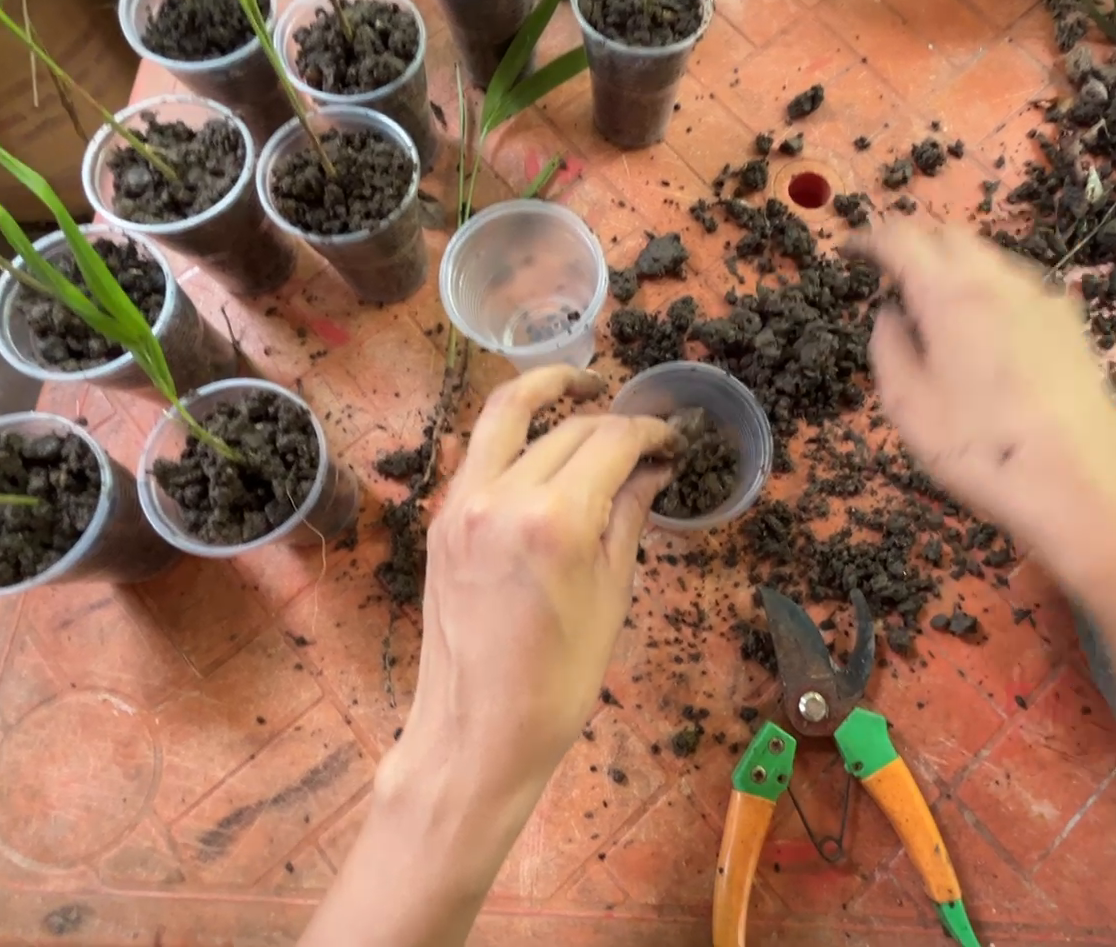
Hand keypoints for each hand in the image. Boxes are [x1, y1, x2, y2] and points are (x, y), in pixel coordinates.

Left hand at [391, 365, 679, 792]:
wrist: (476, 732)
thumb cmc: (560, 679)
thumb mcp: (612, 594)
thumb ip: (629, 515)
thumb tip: (654, 468)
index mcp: (555, 519)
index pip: (611, 442)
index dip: (649, 431)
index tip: (672, 438)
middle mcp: (503, 494)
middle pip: (568, 426)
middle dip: (613, 422)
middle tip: (644, 437)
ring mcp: (463, 501)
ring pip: (509, 415)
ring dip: (549, 390)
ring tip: (585, 384)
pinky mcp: (443, 515)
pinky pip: (482, 449)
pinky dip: (515, 429)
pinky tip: (542, 436)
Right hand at [847, 223, 1115, 596]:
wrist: (1085, 488)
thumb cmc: (980, 449)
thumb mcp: (907, 406)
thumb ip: (888, 346)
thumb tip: (890, 314)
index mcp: (951, 296)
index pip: (902, 239)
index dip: (869, 237)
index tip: (849, 250)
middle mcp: (1000, 282)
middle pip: (949, 235)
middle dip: (912, 243)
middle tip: (885, 273)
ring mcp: (1043, 299)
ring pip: (987, 256)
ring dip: (950, 264)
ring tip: (930, 303)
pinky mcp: (1070, 324)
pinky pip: (1016, 283)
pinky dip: (984, 286)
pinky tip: (980, 327)